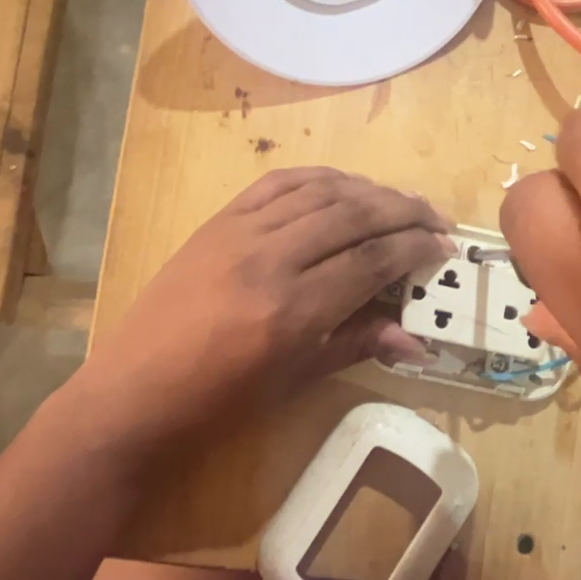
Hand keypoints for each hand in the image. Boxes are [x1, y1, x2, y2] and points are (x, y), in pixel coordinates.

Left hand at [73, 168, 451, 450]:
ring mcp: (240, 232)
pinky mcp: (218, 220)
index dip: (415, 249)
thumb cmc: (217, 402)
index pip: (371, 261)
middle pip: (354, 215)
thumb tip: (419, 340)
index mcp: (291, 310)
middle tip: (437, 218)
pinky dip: (320, 177)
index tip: (445, 248)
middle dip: (405, 211)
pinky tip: (345, 184)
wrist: (135, 391)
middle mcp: (270, 258)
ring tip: (401, 200)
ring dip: (369, 189)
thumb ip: (357, 344)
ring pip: (320, 191)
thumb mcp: (294, 380)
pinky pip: (279, 182)